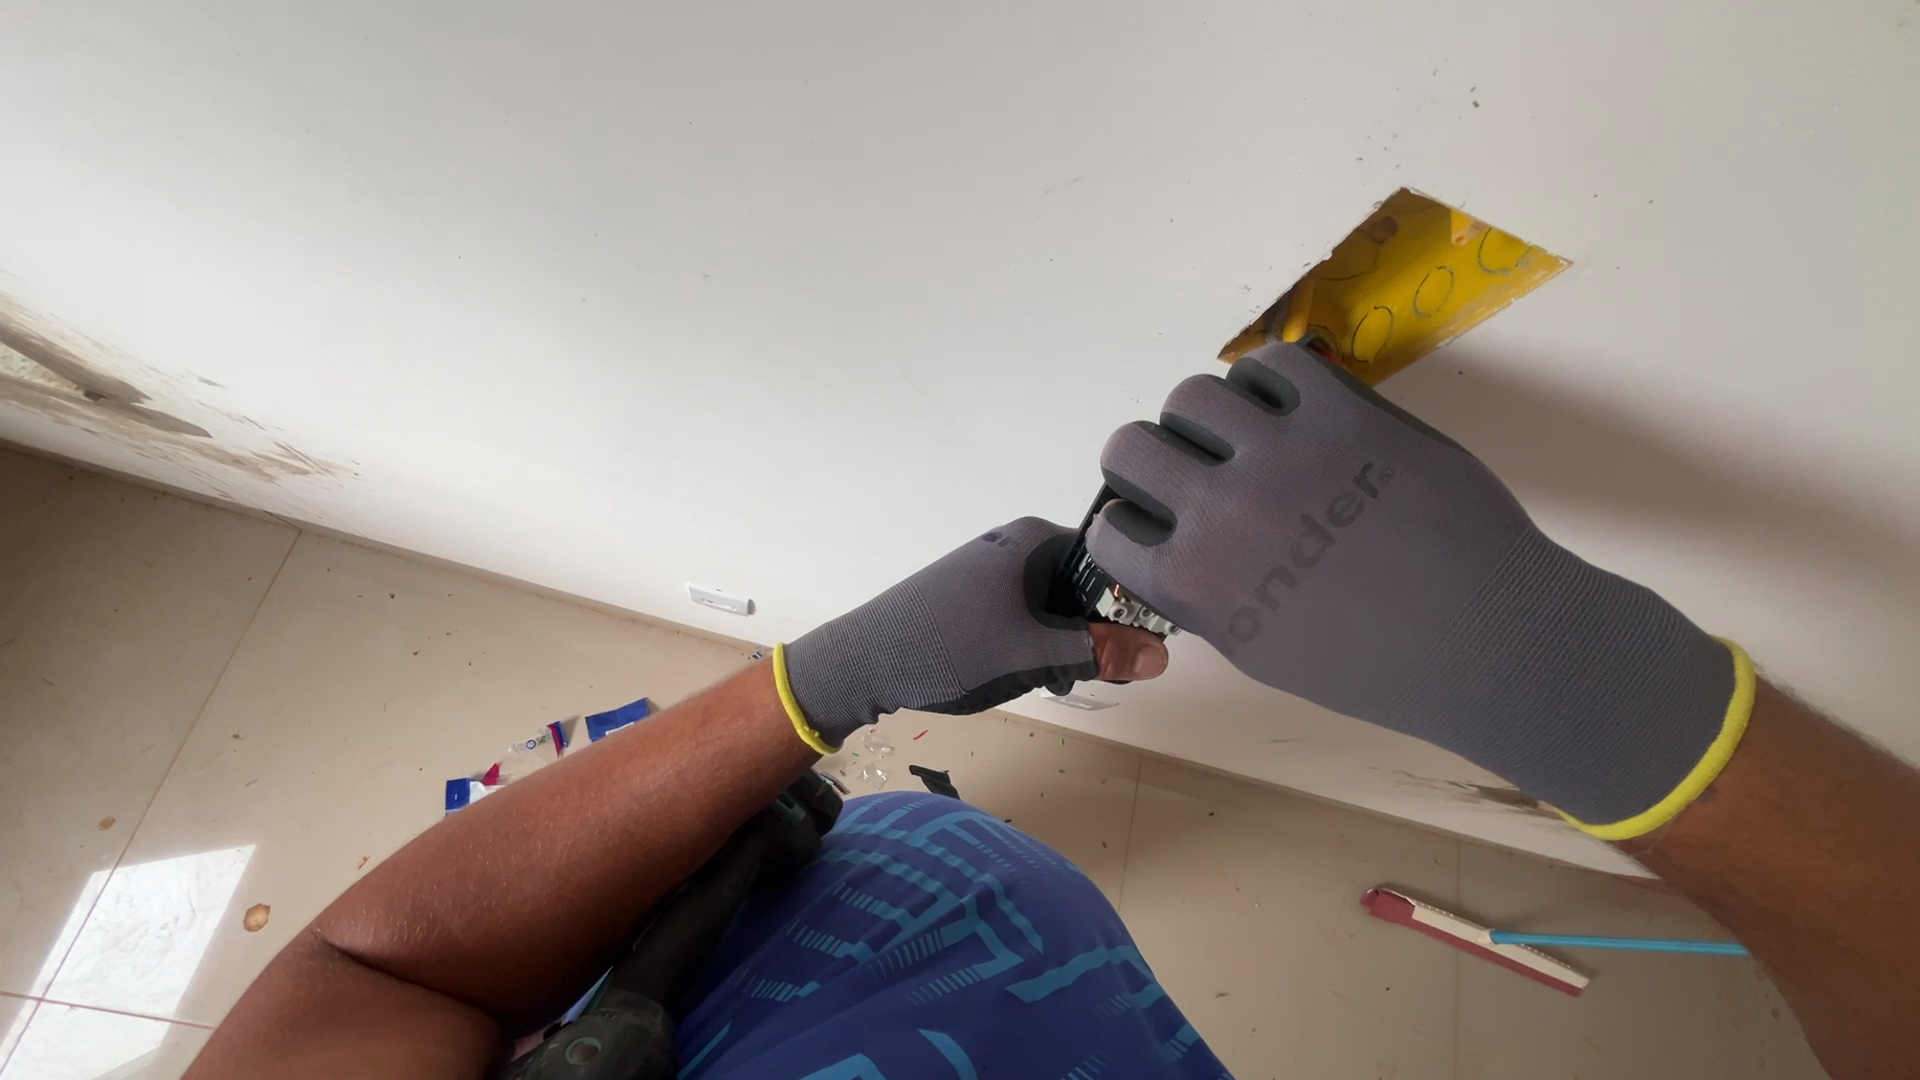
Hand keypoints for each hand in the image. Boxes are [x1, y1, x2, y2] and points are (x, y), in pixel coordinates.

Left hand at [783, 517, 1167, 746]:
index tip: (1136, 644)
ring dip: (1060, 640)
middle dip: (1090, 629)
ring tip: (1047, 675)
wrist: (865, 661)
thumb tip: (1164, 655)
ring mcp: (988, 567)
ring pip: (1051, 603)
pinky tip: (1018, 670)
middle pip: (1081, 583)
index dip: (1129, 602)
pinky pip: (1021, 611)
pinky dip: (1031, 640)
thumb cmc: (954, 647)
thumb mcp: (1034, 654)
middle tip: (1087, 670)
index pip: (1108, 560)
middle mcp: (1013, 542)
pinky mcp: (969, 593)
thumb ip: (1101, 651)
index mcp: (1033, 538)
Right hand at [1086, 343, 1749, 838]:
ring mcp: (1280, 454)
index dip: (1128, 526)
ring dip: (1201, 419)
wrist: (1483, 640)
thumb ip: (1192, 593)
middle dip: (1142, 461)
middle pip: (1127, 444)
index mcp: (1191, 581)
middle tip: (1182, 470)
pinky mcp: (1342, 414)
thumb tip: (1165, 542)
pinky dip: (1264, 383)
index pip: (1109, 529)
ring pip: (1190, 394)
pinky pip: (1270, 362)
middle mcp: (1218, 509)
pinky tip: (1285, 411)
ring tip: (1239, 437)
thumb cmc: (1363, 665)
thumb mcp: (1250, 648)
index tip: (1155, 526)